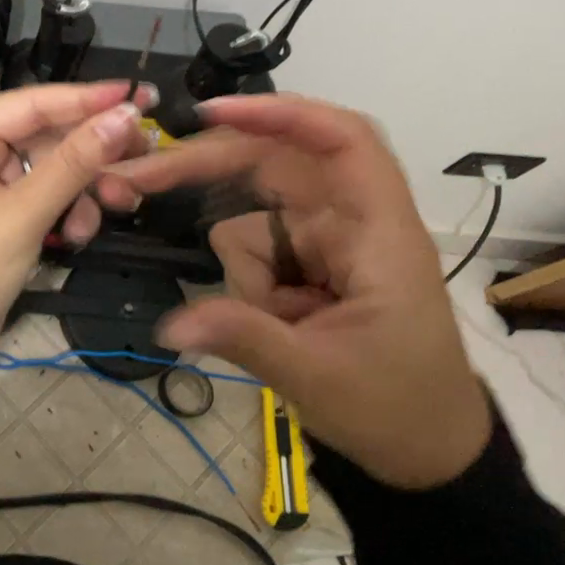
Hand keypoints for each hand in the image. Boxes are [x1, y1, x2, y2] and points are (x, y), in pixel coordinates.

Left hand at [0, 81, 152, 360]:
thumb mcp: (21, 216)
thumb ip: (73, 165)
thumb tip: (123, 116)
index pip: (30, 103)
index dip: (84, 98)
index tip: (138, 94)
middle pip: (47, 135)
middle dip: (91, 153)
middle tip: (142, 155)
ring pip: (55, 168)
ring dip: (85, 188)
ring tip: (114, 206)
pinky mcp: (7, 214)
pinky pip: (49, 197)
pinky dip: (70, 212)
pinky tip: (77, 236)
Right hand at [106, 94, 490, 488]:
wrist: (426, 450)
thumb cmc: (395, 408)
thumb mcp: (316, 376)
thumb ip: (242, 337)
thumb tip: (168, 324)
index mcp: (379, 233)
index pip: (343, 142)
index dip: (282, 114)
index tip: (211, 113)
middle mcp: (353, 221)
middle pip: (274, 163)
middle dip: (207, 168)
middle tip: (138, 180)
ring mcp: (328, 241)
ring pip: (255, 214)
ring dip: (240, 262)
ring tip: (269, 321)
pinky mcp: (308, 263)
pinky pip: (255, 248)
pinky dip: (245, 279)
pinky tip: (271, 321)